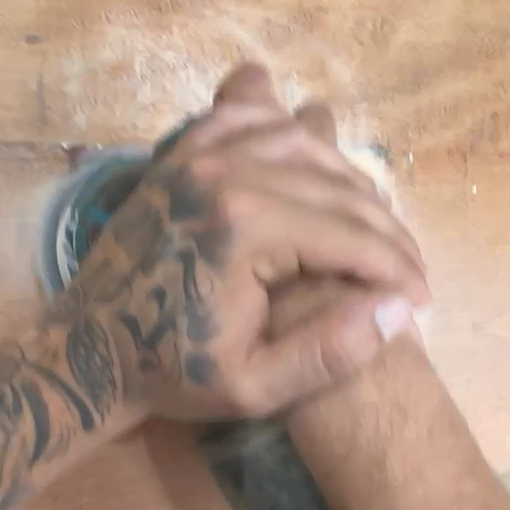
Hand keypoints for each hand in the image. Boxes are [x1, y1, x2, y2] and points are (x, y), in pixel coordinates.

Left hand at [52, 63, 429, 419]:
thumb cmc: (170, 373)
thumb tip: (398, 308)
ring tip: (371, 229)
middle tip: (405, 272)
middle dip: (384, 232)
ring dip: (348, 185)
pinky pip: (246, 122)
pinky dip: (287, 135)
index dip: (397, 269)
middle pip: (336, 188)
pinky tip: (311, 161)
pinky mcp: (178, 157)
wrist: (89, 350)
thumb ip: (330, 352)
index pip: (352, 236)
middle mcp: (225, 175)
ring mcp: (196, 157)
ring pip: (303, 147)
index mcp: (246, 228)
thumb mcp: (254, 387)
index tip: (420, 301)